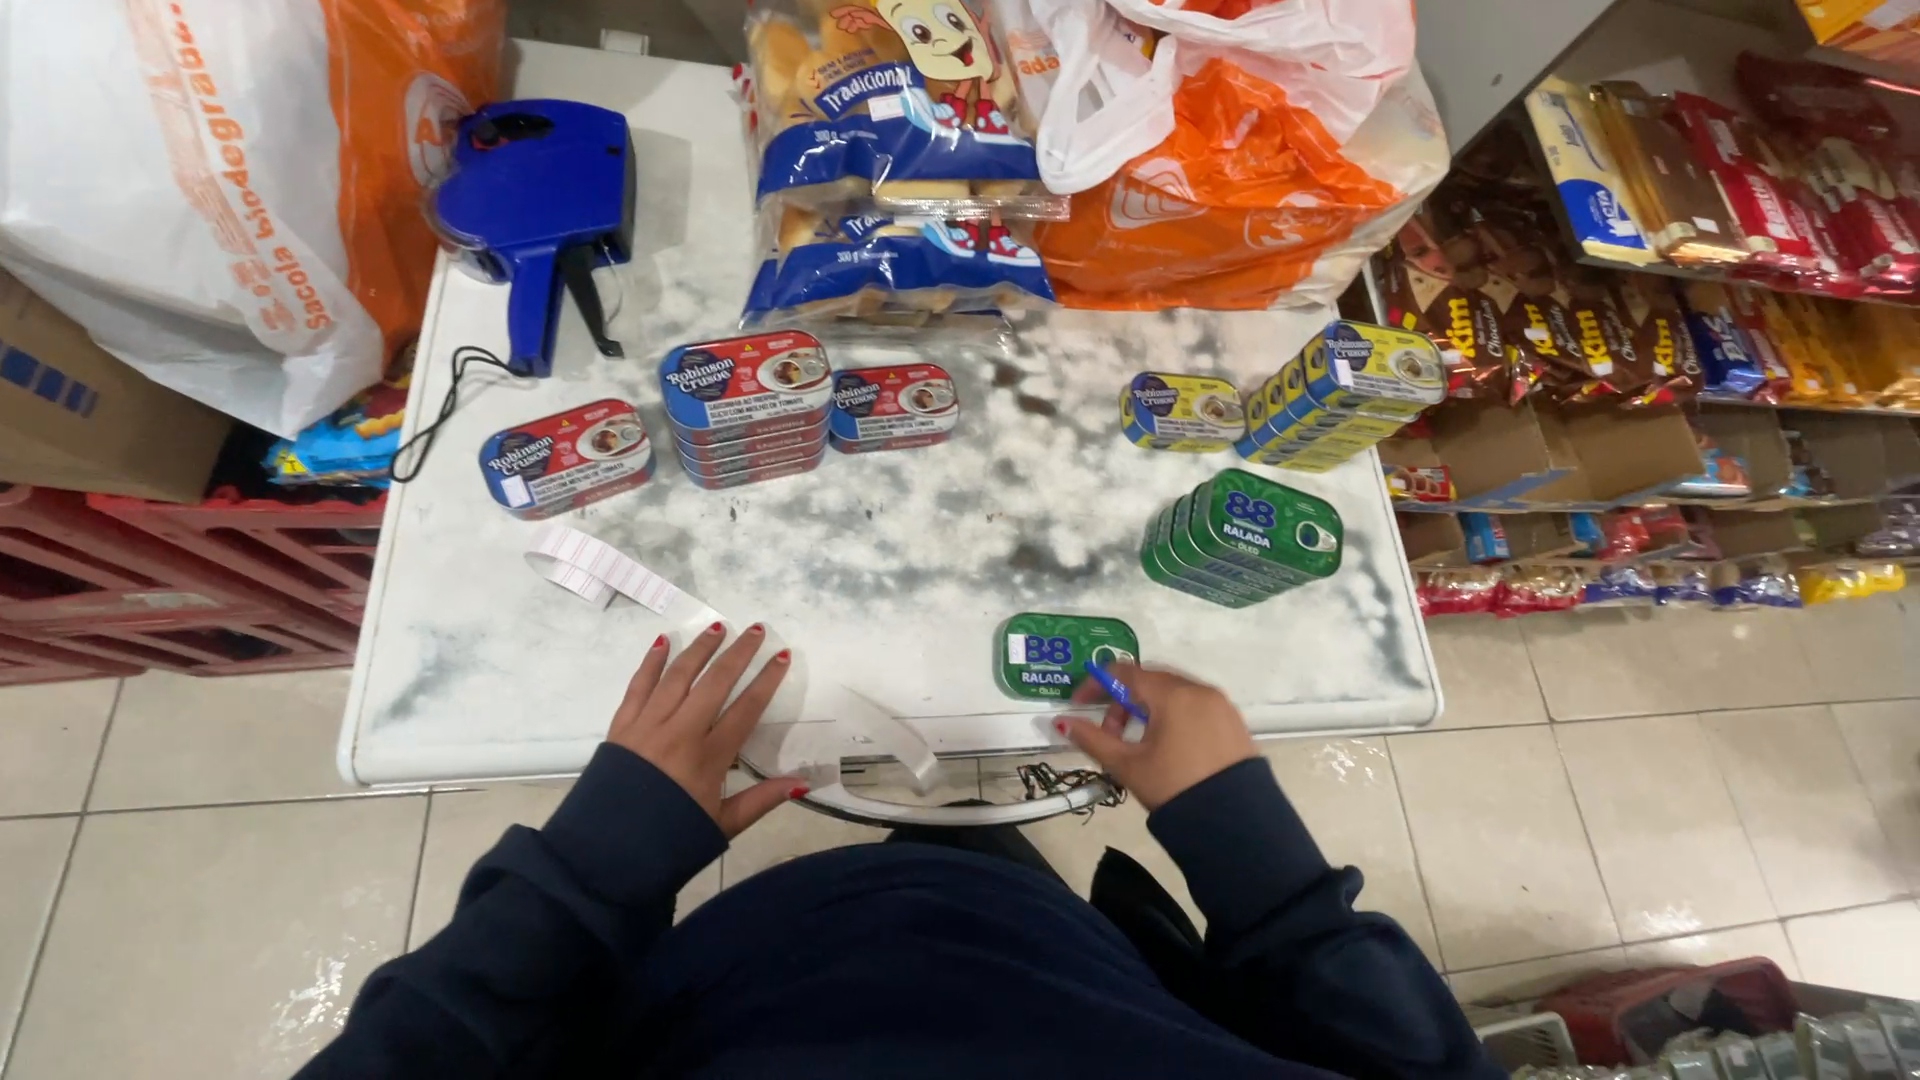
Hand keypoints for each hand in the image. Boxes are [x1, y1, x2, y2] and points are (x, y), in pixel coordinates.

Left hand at [607, 622, 805, 837]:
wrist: (600, 860)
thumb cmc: (667, 843)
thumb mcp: (721, 827)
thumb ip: (761, 800)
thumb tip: (802, 782)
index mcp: (708, 758)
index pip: (746, 708)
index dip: (767, 680)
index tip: (782, 656)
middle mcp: (679, 732)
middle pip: (715, 682)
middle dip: (738, 653)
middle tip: (755, 629)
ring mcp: (647, 726)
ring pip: (678, 676)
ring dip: (700, 648)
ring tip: (718, 626)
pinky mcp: (621, 727)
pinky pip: (639, 686)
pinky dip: (651, 662)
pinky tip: (663, 642)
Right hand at [1054, 664, 1256, 811]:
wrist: (1236, 827)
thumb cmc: (1174, 788)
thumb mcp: (1128, 765)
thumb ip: (1093, 739)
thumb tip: (1062, 723)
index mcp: (1173, 694)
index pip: (1125, 672)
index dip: (1096, 684)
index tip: (1079, 705)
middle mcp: (1199, 689)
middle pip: (1150, 680)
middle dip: (1123, 700)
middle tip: (1111, 731)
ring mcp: (1220, 704)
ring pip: (1174, 692)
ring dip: (1148, 707)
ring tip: (1138, 742)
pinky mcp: (1234, 722)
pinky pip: (1195, 705)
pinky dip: (1173, 714)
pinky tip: (1167, 745)